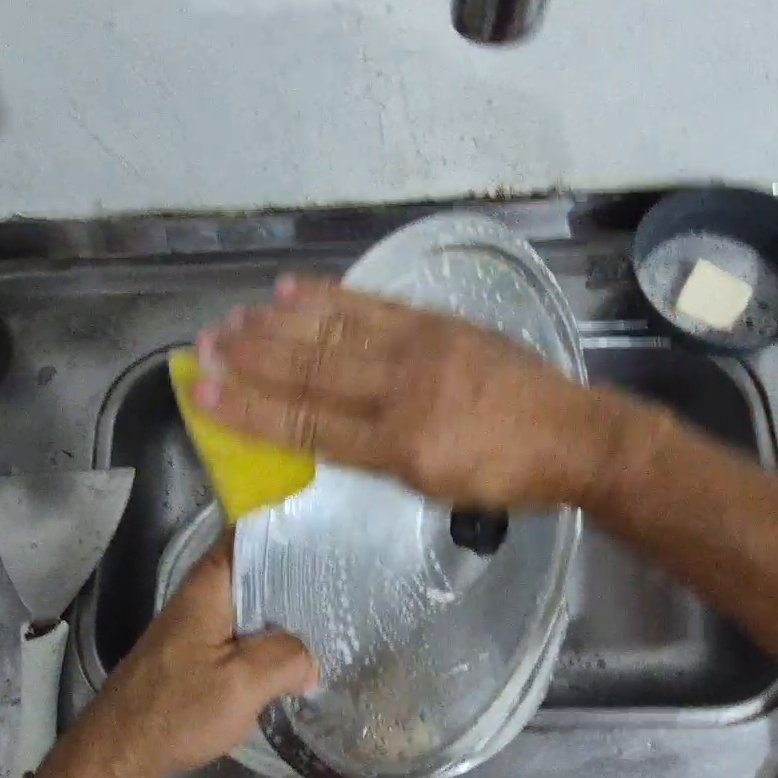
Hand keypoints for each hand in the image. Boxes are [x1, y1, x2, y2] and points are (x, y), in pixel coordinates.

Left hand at [57, 544, 314, 777]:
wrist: (119, 753)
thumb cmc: (176, 710)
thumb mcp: (242, 684)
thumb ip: (286, 659)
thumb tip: (312, 659)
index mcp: (210, 586)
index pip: (251, 535)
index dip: (289, 531)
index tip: (330, 539)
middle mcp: (203, 595)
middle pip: (257, 569)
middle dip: (298, 574)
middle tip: (343, 583)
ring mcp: (199, 625)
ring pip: (252, 604)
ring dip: (286, 611)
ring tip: (331, 616)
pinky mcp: (199, 653)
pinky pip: (243, 633)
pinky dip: (270, 638)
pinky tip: (297, 656)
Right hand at [193, 275, 650, 509]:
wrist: (573, 435)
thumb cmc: (503, 476)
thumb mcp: (433, 487)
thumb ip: (374, 457)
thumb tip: (319, 430)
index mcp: (400, 447)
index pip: (309, 426)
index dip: (250, 410)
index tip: (205, 393)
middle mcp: (403, 392)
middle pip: (312, 372)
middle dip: (251, 359)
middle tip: (204, 345)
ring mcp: (421, 349)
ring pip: (334, 333)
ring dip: (277, 325)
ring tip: (233, 318)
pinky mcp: (437, 322)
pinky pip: (373, 306)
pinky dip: (328, 297)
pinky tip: (292, 290)